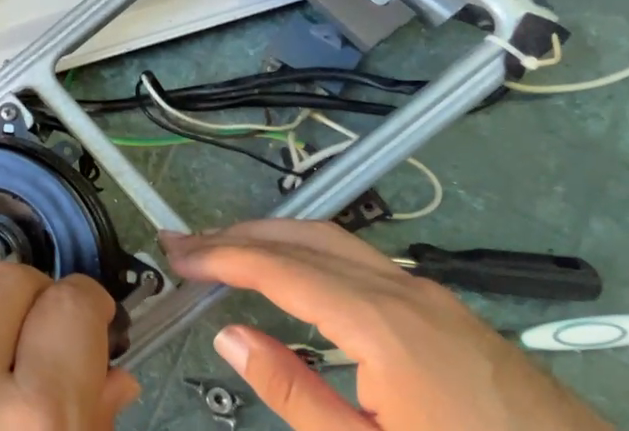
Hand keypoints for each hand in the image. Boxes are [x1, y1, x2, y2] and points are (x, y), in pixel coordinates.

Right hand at [162, 220, 612, 430]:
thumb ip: (294, 393)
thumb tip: (230, 337)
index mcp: (380, 324)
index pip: (278, 267)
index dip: (219, 255)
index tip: (175, 255)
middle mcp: (404, 292)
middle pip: (303, 238)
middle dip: (238, 236)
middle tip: (185, 245)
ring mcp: (434, 296)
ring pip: (335, 241)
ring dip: (274, 238)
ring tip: (228, 250)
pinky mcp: (453, 311)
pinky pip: (365, 260)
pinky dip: (312, 252)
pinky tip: (298, 273)